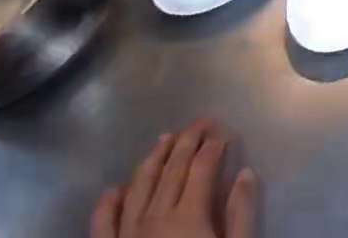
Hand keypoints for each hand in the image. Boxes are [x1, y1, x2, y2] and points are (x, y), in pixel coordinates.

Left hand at [93, 120, 258, 237]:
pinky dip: (107, 204)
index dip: (215, 143)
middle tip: (201, 121)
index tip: (226, 132)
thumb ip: (241, 214)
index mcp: (189, 215)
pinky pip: (102, 226)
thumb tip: (245, 173)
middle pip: (172, 167)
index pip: (203, 164)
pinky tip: (114, 189)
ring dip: (153, 158)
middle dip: (188, 139)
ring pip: (139, 186)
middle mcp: (155, 218)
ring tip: (165, 138)